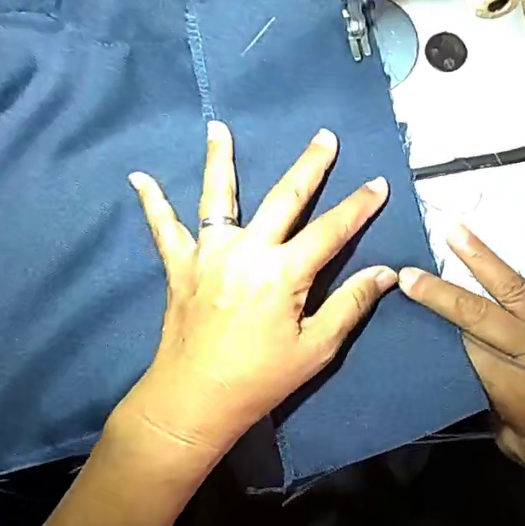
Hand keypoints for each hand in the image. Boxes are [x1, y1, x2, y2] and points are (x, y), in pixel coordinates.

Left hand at [119, 121, 397, 464]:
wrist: (195, 398)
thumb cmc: (260, 379)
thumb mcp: (316, 348)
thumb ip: (350, 304)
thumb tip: (385, 272)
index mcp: (283, 273)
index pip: (332, 230)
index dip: (359, 206)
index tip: (378, 183)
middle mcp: (246, 251)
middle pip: (283, 197)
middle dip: (309, 165)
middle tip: (325, 137)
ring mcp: (208, 254)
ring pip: (217, 198)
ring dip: (219, 160)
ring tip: (218, 127)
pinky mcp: (180, 266)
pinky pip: (165, 229)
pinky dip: (153, 203)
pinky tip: (139, 178)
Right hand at [397, 215, 524, 525]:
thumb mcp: (518, 448)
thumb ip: (493, 408)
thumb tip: (477, 377)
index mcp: (514, 389)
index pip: (465, 348)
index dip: (440, 333)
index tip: (415, 316)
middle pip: (476, 313)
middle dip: (439, 292)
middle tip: (409, 272)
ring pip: (512, 286)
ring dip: (480, 256)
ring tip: (454, 231)